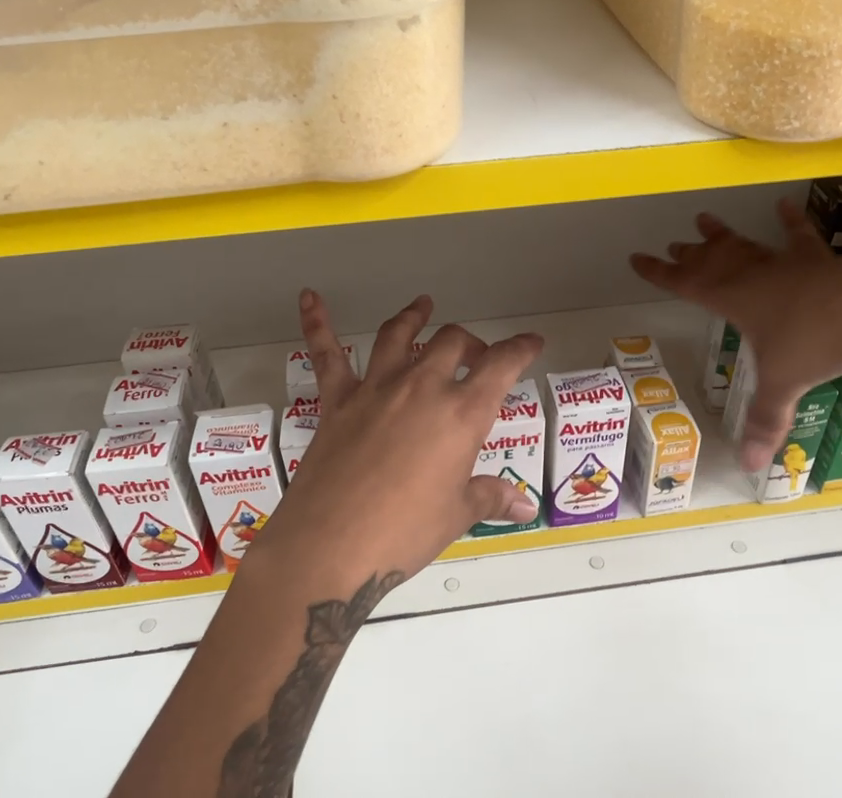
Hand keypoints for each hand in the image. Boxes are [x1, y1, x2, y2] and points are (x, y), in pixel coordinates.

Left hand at [245, 291, 544, 582]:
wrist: (330, 545)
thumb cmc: (403, 534)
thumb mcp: (455, 516)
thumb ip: (490, 498)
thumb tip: (524, 507)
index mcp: (461, 415)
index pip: (502, 367)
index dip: (521, 350)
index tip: (532, 341)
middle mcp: (422, 388)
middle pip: (452, 343)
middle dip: (470, 344)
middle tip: (475, 355)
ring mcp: (376, 389)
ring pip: (398, 335)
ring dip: (413, 317)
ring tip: (422, 305)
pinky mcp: (337, 401)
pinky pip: (327, 354)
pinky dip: (317, 322)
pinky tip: (309, 296)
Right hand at [630, 198, 841, 471]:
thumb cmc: (816, 341)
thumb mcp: (784, 384)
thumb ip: (766, 420)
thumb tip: (749, 465)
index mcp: (734, 299)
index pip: (685, 283)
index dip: (659, 272)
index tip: (637, 256)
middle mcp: (753, 275)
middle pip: (712, 261)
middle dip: (690, 254)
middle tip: (674, 242)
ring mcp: (786, 263)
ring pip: (746, 246)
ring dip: (724, 236)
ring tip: (704, 218)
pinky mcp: (819, 260)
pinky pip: (800, 238)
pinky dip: (791, 222)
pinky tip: (784, 204)